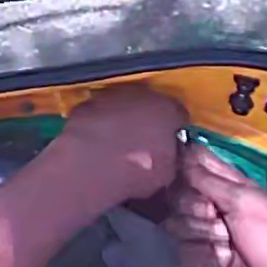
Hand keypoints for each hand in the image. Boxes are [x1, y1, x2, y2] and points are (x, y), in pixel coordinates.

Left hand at [45, 86, 185, 203]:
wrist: (91, 162)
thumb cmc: (137, 168)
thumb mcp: (168, 171)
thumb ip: (172, 155)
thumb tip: (169, 155)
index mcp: (167, 109)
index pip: (179, 115)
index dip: (176, 129)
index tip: (172, 143)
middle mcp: (140, 94)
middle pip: (150, 104)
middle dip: (149, 120)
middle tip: (145, 142)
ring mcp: (110, 95)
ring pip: (123, 104)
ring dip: (123, 117)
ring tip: (120, 142)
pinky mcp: (86, 103)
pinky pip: (100, 111)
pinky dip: (101, 121)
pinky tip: (99, 140)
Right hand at [165, 144, 266, 266]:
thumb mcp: (245, 202)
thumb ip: (208, 179)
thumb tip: (180, 157)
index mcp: (231, 184)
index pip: (197, 160)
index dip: (184, 162)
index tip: (182, 172)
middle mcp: (215, 203)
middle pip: (180, 190)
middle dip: (192, 203)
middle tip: (213, 214)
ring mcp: (208, 230)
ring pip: (177, 217)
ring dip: (198, 230)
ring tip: (223, 242)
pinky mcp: (203, 254)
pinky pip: (182, 244)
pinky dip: (198, 251)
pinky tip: (218, 258)